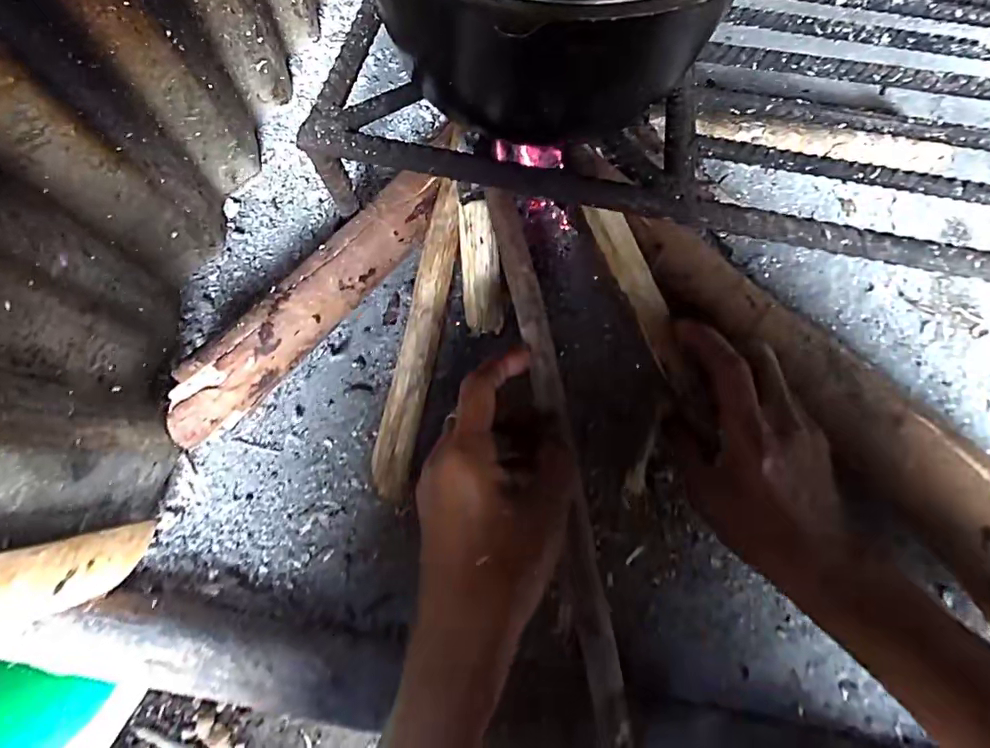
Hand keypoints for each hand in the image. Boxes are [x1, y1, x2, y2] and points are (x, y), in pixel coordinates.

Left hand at [415, 345, 571, 641]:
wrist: (462, 632)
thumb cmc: (506, 566)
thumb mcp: (546, 510)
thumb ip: (556, 462)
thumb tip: (557, 438)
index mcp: (463, 452)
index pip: (479, 388)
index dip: (504, 365)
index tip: (531, 357)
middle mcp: (440, 460)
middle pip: (476, 417)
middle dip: (516, 414)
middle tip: (552, 426)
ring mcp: (432, 486)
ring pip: (472, 443)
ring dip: (507, 441)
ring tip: (545, 461)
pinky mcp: (435, 509)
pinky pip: (464, 467)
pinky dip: (494, 462)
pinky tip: (523, 489)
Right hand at [669, 321, 846, 586]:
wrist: (825, 561)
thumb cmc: (758, 532)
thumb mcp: (708, 496)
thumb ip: (686, 449)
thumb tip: (670, 415)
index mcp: (751, 434)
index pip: (730, 368)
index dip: (704, 340)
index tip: (680, 328)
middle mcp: (783, 418)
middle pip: (759, 354)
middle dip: (726, 342)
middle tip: (700, 349)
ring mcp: (805, 424)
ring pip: (774, 373)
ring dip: (744, 367)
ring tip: (720, 385)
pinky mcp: (817, 434)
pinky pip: (784, 396)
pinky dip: (761, 392)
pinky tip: (748, 417)